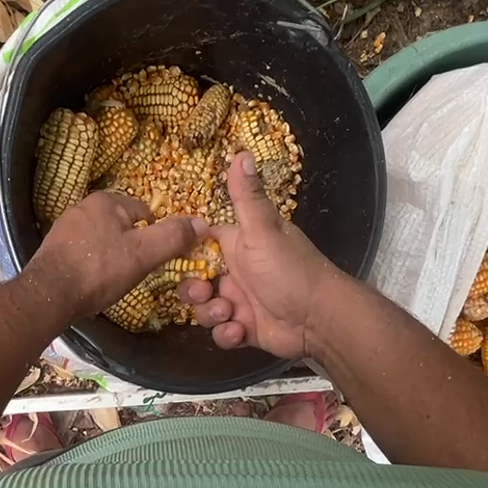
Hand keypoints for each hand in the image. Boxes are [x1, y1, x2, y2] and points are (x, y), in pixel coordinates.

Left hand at [26, 191, 205, 318]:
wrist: (49, 296)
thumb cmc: (99, 271)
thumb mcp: (143, 254)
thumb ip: (172, 238)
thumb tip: (201, 223)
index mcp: (106, 201)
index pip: (144, 211)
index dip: (155, 236)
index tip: (154, 259)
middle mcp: (83, 207)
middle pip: (122, 226)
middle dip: (132, 247)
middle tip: (135, 272)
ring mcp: (65, 228)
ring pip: (103, 240)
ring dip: (112, 257)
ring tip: (113, 280)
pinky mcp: (53, 250)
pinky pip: (84, 253)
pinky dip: (93, 266)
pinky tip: (93, 283)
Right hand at [180, 152, 345, 359]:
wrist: (317, 319)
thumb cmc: (289, 270)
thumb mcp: (263, 230)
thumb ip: (246, 197)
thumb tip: (241, 153)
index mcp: (239, 245)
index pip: (202, 242)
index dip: (184, 248)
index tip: (171, 254)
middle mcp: (237, 273)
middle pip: (196, 281)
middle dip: (192, 291)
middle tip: (204, 293)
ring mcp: (240, 303)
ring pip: (205, 309)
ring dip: (210, 314)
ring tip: (229, 314)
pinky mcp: (245, 329)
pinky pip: (221, 334)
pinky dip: (226, 335)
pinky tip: (240, 332)